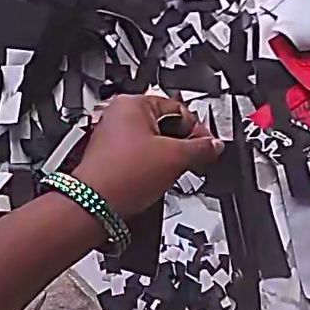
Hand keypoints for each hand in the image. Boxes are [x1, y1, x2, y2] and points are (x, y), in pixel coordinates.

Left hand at [70, 94, 222, 217]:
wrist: (94, 206)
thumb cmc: (122, 176)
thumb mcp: (175, 157)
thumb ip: (201, 148)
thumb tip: (214, 146)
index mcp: (132, 103)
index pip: (178, 108)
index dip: (198, 128)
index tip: (209, 146)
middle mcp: (118, 116)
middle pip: (165, 125)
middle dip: (183, 144)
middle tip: (195, 160)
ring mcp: (112, 138)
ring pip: (153, 142)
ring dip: (168, 157)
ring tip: (174, 172)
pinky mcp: (110, 159)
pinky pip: (139, 157)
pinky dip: (152, 166)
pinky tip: (156, 179)